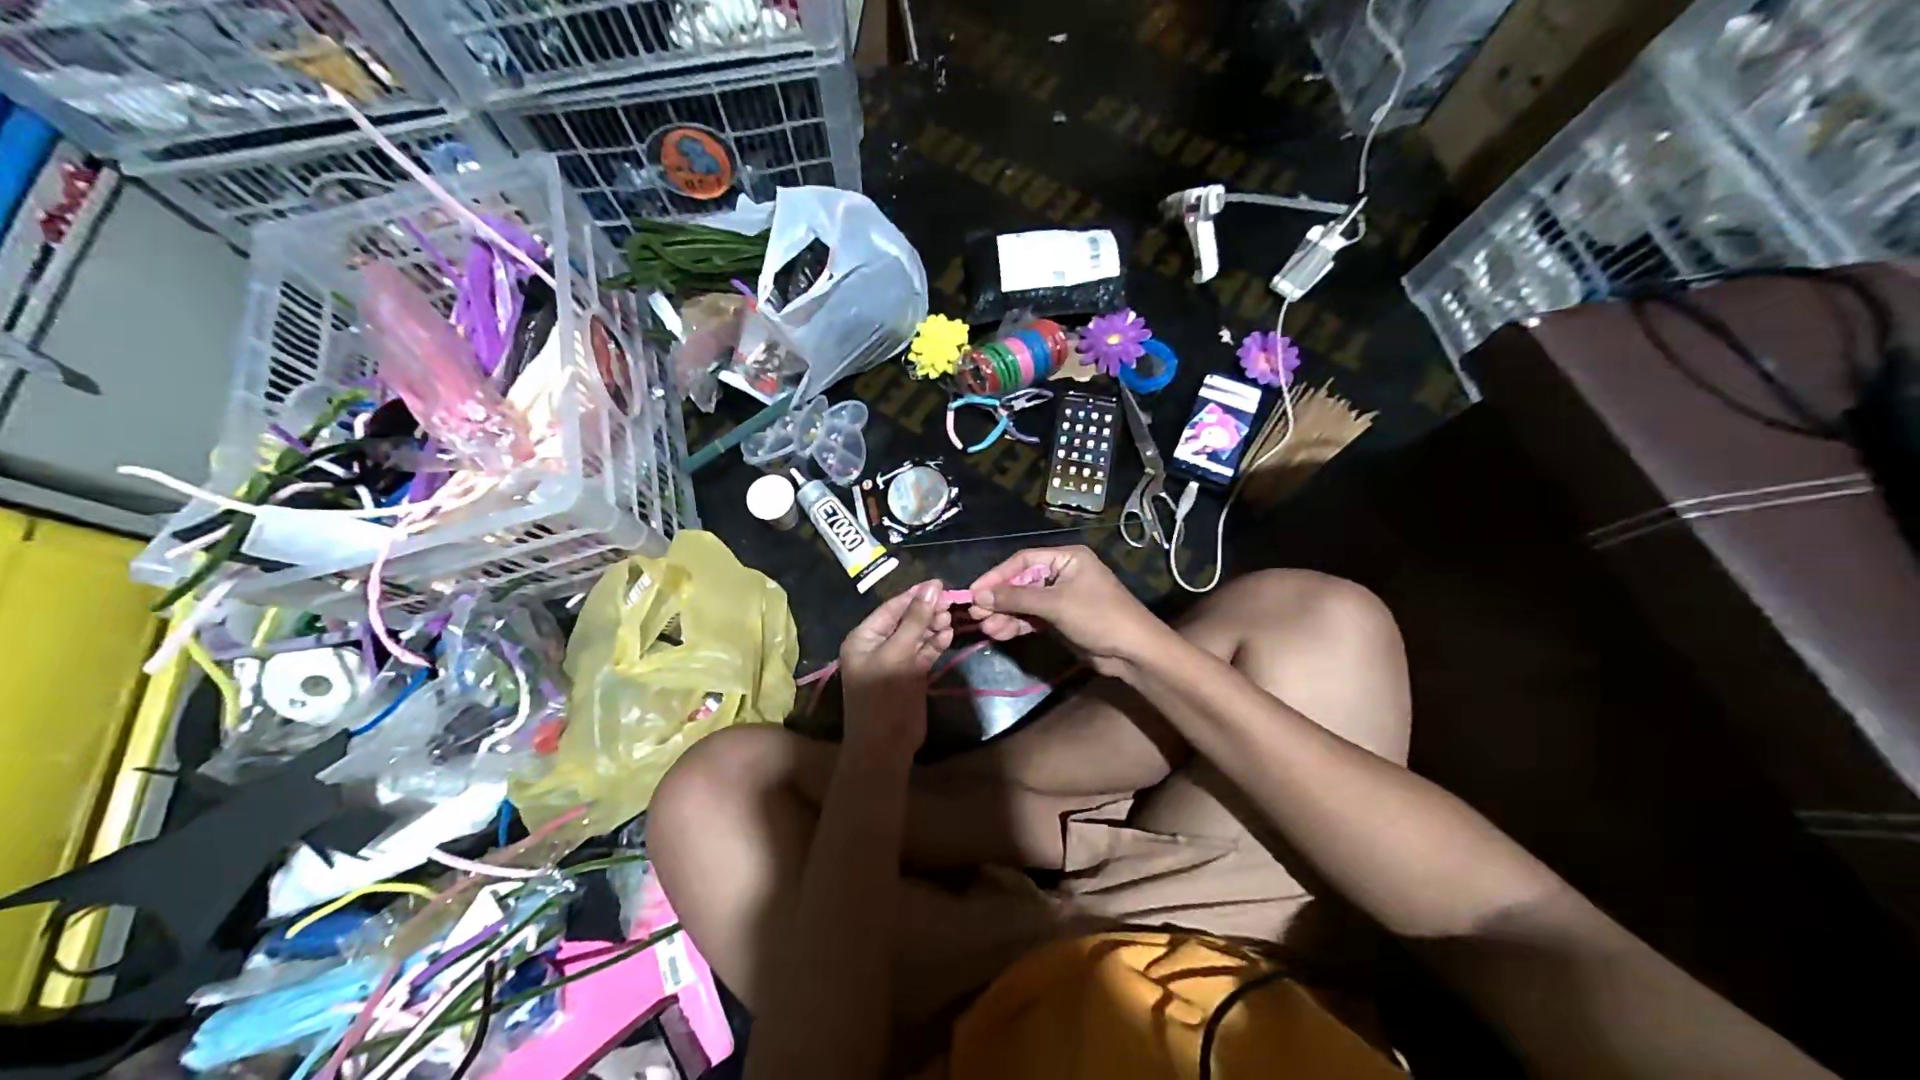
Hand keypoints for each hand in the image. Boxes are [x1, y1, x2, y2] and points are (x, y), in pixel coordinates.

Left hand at [837, 580, 953, 755]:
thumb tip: (932, 588)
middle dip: (926, 610)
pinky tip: (949, 634)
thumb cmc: (883, 697)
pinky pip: (924, 652)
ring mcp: (895, 661)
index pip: (891, 608)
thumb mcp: (898, 655)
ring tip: (950, 617)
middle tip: (950, 601)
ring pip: (917, 635)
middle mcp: (877, 646)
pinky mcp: (911, 674)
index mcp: (863, 638)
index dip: (915, 595)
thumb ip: (915, 621)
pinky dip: (936, 643)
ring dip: (933, 625)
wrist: (886, 746)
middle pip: (905, 619)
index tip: (939, 582)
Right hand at [967, 547, 1167, 676]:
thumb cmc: (1098, 616)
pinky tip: (999, 633)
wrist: (1133, 652)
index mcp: (1066, 559)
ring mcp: (1061, 598)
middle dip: (999, 599)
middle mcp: (1062, 574)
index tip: (974, 591)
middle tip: (976, 613)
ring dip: (1005, 615)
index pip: (1023, 561)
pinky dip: (1016, 625)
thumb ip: (1016, 598)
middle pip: (1021, 583)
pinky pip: (1031, 618)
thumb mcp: (1055, 604)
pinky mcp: (1060, 620)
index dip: (997, 575)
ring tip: (986, 628)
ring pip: (1024, 603)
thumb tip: (979, 594)